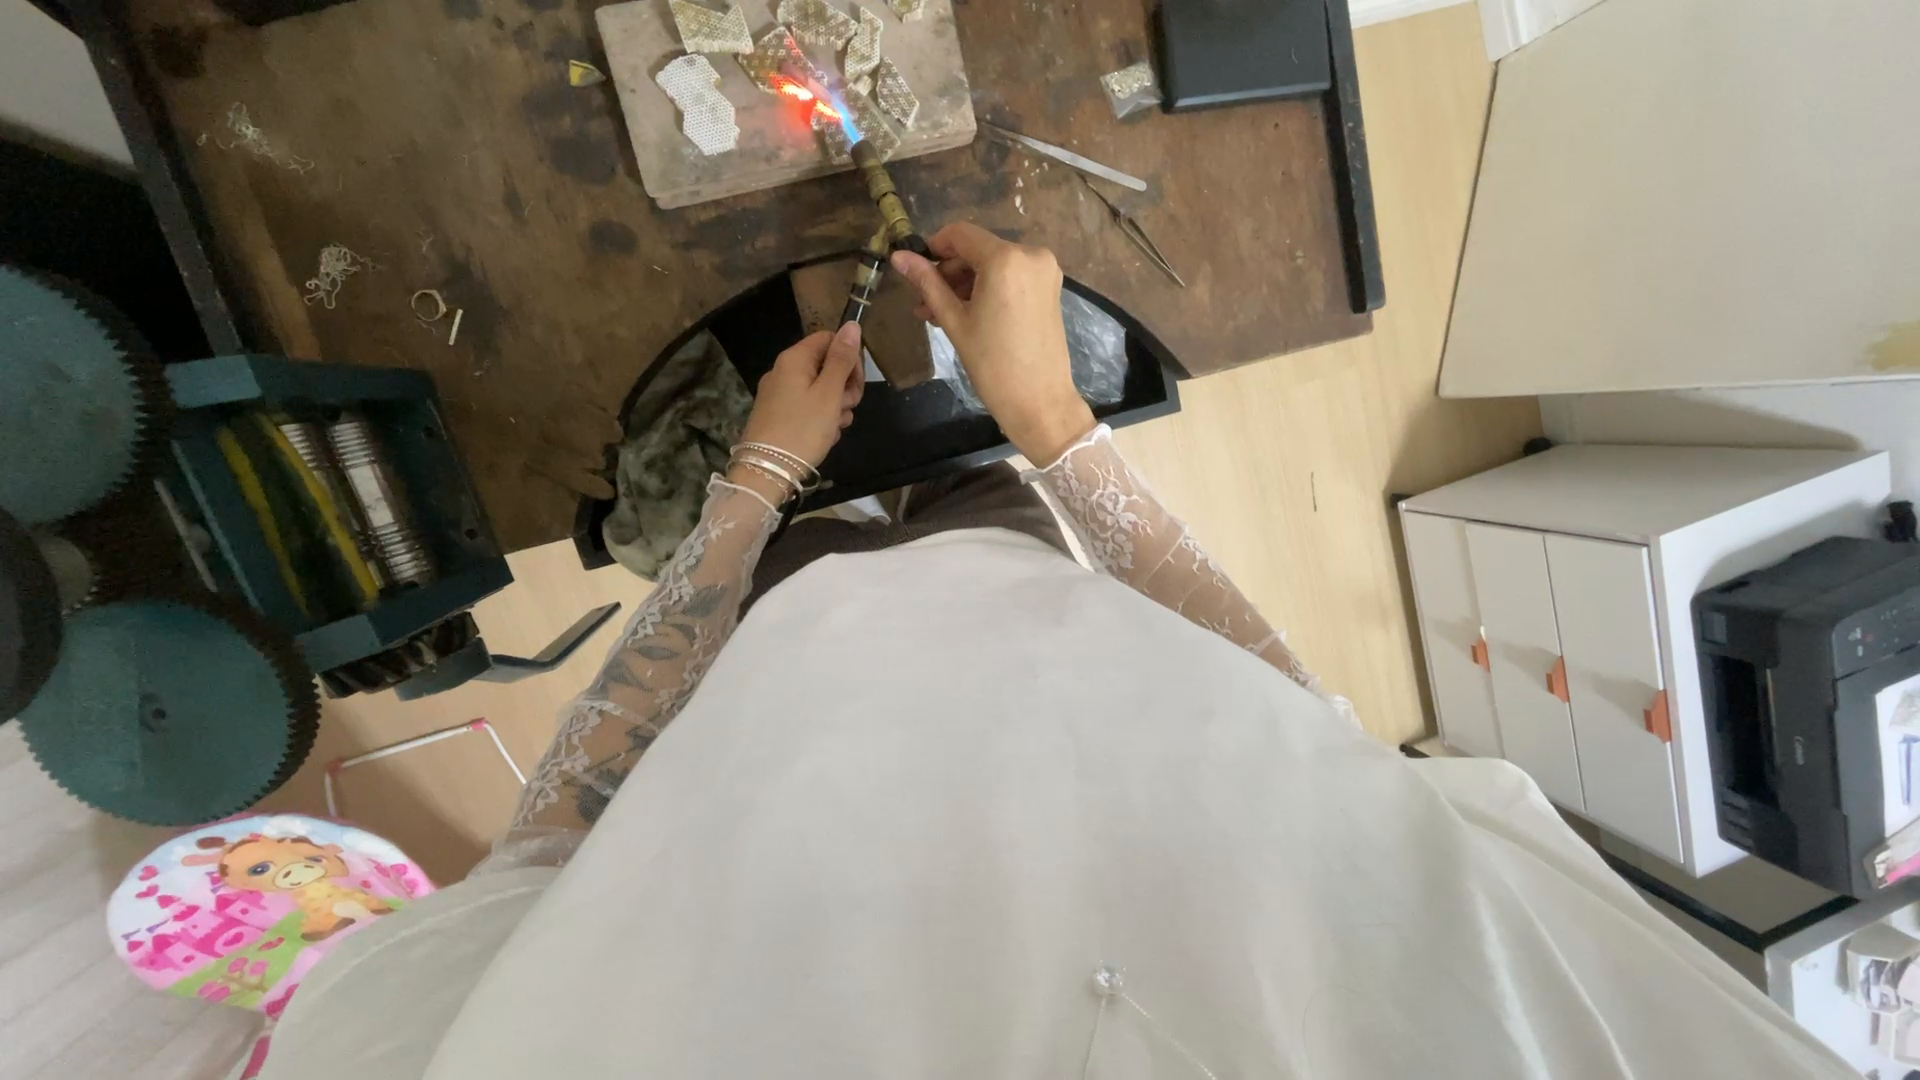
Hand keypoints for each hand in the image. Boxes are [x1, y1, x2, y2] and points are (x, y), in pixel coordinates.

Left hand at [731, 323, 864, 502]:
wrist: (767, 470)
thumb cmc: (802, 429)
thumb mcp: (829, 393)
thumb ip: (841, 359)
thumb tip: (852, 325)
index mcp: (794, 359)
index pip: (829, 339)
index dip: (848, 358)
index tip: (857, 382)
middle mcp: (784, 372)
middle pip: (826, 366)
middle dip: (844, 386)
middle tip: (847, 406)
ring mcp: (781, 395)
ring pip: (821, 391)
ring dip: (836, 407)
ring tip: (835, 426)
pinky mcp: (780, 416)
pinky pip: (810, 409)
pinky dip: (822, 420)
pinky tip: (825, 436)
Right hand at [891, 223, 1094, 465]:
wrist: (1039, 401)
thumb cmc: (993, 365)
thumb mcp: (955, 321)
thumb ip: (928, 284)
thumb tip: (899, 256)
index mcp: (1006, 259)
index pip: (961, 234)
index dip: (934, 247)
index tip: (916, 269)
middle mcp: (1030, 254)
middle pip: (978, 249)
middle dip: (950, 272)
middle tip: (924, 303)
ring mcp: (1045, 271)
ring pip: (994, 265)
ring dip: (967, 283)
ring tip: (940, 315)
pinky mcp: (1050, 288)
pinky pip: (1011, 278)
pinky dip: (989, 289)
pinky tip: (968, 314)